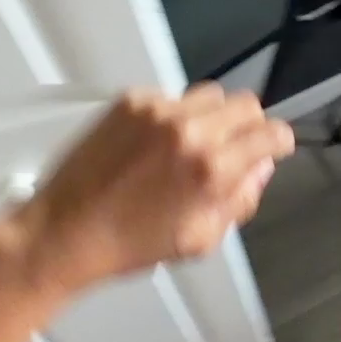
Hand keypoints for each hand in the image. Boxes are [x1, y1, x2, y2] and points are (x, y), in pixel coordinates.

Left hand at [14, 83, 293, 296]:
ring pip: (209, 95)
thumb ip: (238, 201)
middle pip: (245, 104)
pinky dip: (172, 116)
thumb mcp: (198, 240)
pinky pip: (170, 97)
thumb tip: (260, 167)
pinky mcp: (131, 100)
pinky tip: (152, 143)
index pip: (270, 133)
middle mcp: (191, 129)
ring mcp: (159, 109)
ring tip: (190, 143)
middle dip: (248, 125)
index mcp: (212, 168)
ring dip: (211, 116)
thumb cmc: (132, 246)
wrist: (62, 232)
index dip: (278, 141)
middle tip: (234, 146)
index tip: (274, 147)